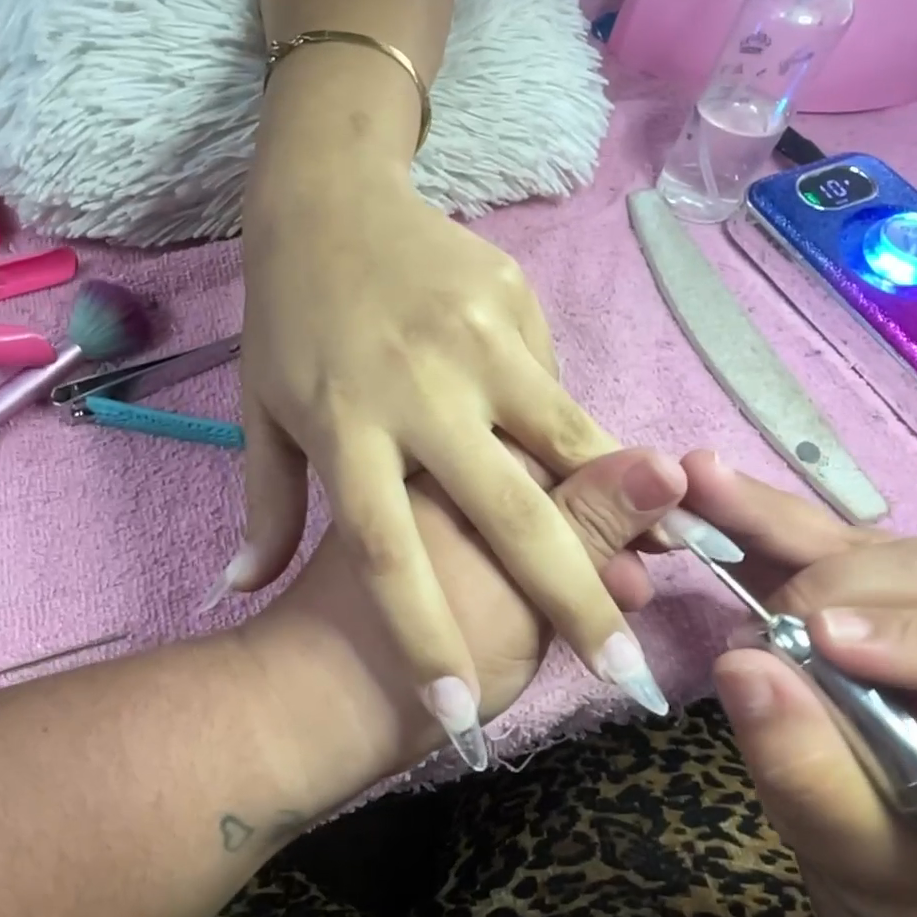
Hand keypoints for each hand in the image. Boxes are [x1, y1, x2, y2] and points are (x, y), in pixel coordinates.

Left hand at [235, 171, 657, 770]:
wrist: (328, 201)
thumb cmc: (288, 321)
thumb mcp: (263, 412)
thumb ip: (268, 506)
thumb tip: (239, 588)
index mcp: (344, 428)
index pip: (387, 553)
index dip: (423, 638)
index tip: (459, 715)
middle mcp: (416, 394)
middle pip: (504, 514)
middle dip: (571, 600)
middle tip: (624, 674)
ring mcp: (474, 344)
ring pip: (565, 446)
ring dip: (626, 516)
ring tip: (677, 573)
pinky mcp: (513, 304)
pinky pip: (559, 389)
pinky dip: (593, 440)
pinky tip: (632, 476)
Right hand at [684, 451, 916, 908]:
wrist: (889, 818)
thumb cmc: (901, 840)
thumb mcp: (865, 843)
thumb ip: (817, 773)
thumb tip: (743, 668)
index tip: (827, 642)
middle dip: (832, 590)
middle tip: (753, 631)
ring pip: (854, 537)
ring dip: (769, 515)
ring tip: (697, 484)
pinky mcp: (851, 563)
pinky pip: (800, 530)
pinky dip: (742, 512)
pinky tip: (696, 484)